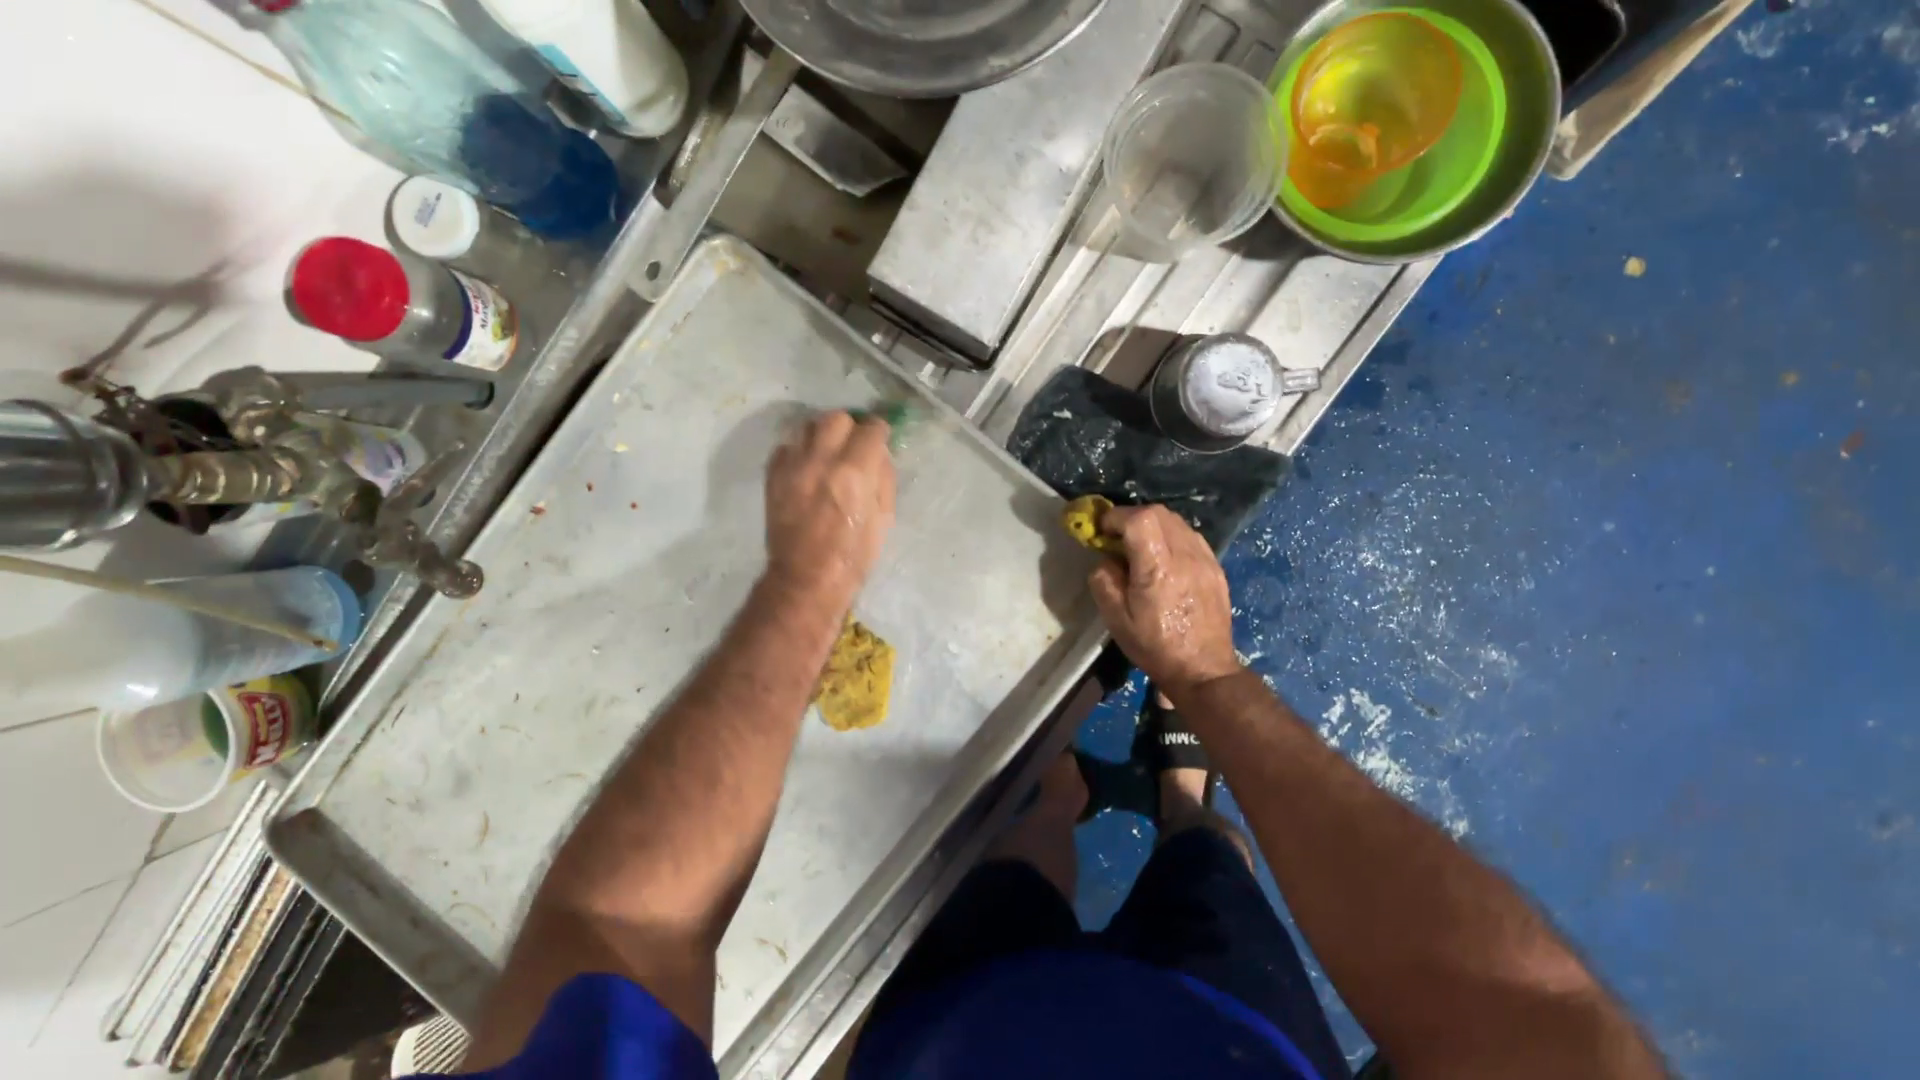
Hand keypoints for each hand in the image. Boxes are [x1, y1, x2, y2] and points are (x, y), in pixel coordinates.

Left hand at [764, 411, 896, 605]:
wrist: (806, 579)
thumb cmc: (853, 555)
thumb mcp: (884, 518)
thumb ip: (883, 478)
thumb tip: (878, 453)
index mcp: (854, 473)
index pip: (871, 428)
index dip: (879, 433)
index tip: (879, 442)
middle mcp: (821, 461)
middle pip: (837, 418)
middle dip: (849, 429)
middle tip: (853, 447)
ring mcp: (792, 466)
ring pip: (809, 426)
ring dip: (823, 436)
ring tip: (828, 455)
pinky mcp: (772, 476)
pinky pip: (787, 446)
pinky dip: (800, 451)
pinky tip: (807, 469)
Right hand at [1088, 505, 1240, 693]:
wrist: (1202, 669)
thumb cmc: (1155, 646)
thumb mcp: (1116, 619)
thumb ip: (1104, 581)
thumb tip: (1107, 559)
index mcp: (1157, 569)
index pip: (1140, 519)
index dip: (1116, 517)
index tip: (1103, 531)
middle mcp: (1185, 556)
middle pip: (1159, 512)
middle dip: (1133, 517)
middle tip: (1119, 537)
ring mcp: (1205, 559)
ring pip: (1176, 521)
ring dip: (1153, 525)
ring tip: (1141, 547)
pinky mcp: (1216, 567)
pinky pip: (1190, 537)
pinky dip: (1172, 537)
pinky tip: (1165, 559)